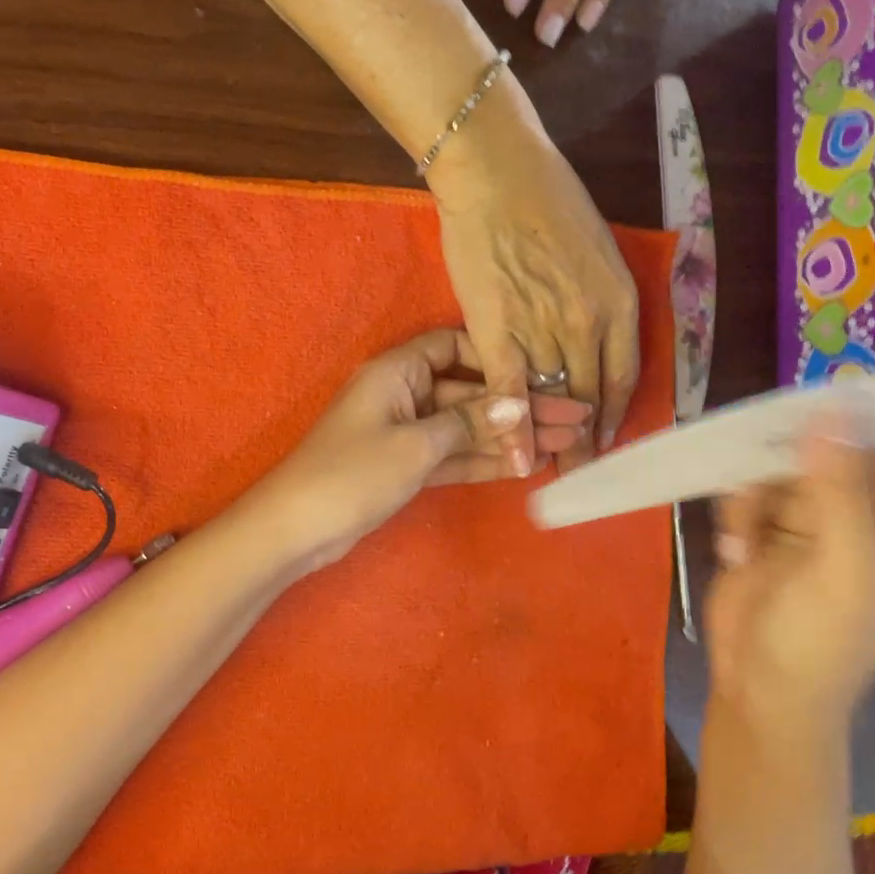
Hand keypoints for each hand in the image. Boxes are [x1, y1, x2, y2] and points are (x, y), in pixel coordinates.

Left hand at [238, 330, 591, 574]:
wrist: (298, 527)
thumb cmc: (352, 473)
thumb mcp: (416, 444)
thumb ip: (468, 423)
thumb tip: (516, 404)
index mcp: (397, 371)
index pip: (452, 346)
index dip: (494, 356)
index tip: (540, 370)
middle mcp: (403, 393)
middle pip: (468, 392)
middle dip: (518, 406)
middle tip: (576, 418)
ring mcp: (405, 432)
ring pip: (465, 428)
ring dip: (509, 436)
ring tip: (566, 443)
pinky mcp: (405, 466)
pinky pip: (452, 455)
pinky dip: (484, 460)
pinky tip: (526, 466)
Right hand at [427, 128, 639, 473]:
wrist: (495, 172)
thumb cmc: (547, 196)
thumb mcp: (595, 247)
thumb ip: (596, 295)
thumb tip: (585, 331)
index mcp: (619, 300)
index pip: (623, 376)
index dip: (613, 416)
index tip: (603, 439)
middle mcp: (589, 323)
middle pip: (588, 396)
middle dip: (583, 439)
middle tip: (578, 471)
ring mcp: (542, 328)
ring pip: (551, 399)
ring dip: (552, 439)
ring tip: (550, 470)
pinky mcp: (496, 330)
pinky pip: (510, 390)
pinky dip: (514, 427)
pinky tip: (517, 459)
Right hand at [706, 407, 874, 726]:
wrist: (755, 685)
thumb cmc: (822, 644)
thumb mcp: (844, 572)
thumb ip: (843, 489)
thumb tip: (839, 401)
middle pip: (872, 438)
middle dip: (819, 446)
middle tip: (780, 449)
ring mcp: (833, 509)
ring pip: (803, 453)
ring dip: (767, 486)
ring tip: (753, 532)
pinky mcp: (782, 514)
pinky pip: (761, 478)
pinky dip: (742, 505)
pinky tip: (738, 546)